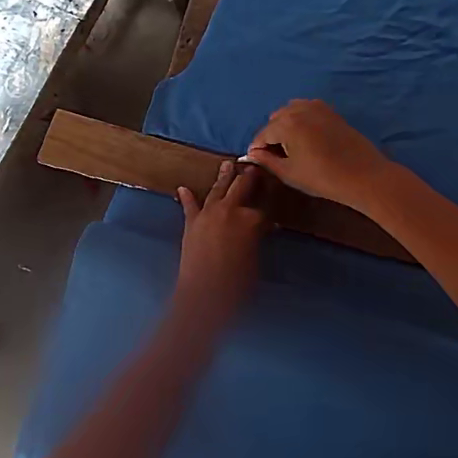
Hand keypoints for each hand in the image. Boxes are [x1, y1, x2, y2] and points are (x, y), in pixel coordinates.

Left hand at [173, 161, 269, 319]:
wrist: (203, 293)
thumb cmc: (238, 283)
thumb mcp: (256, 261)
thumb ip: (257, 240)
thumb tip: (260, 231)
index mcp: (252, 220)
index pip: (265, 206)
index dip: (270, 201)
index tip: (274, 193)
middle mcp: (231, 210)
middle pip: (242, 187)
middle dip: (250, 177)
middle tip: (254, 167)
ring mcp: (209, 213)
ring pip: (218, 189)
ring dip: (223, 176)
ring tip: (228, 164)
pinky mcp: (191, 222)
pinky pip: (189, 206)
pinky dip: (186, 197)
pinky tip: (182, 188)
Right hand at [241, 99, 399, 211]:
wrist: (363, 176)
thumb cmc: (322, 178)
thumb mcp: (289, 173)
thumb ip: (267, 161)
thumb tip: (253, 154)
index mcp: (286, 124)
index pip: (262, 134)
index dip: (256, 149)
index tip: (256, 161)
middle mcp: (299, 109)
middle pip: (275, 120)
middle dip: (270, 135)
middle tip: (274, 156)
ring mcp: (317, 107)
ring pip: (290, 111)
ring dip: (285, 125)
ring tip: (289, 146)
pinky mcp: (331, 112)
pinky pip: (307, 109)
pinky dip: (300, 119)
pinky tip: (305, 137)